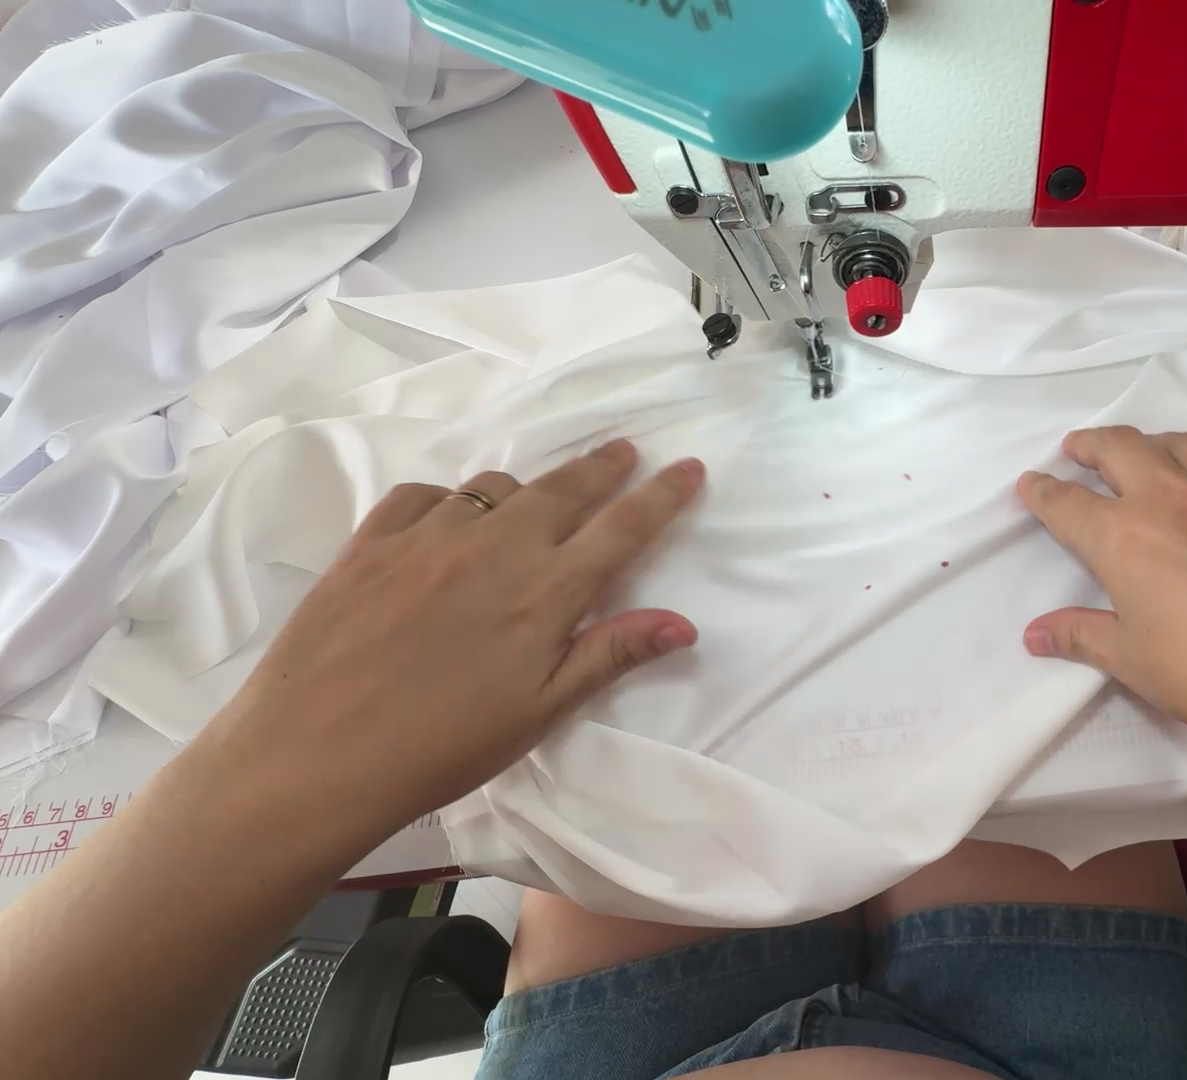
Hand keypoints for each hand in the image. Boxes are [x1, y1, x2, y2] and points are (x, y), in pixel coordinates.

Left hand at [204, 440, 703, 837]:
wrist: (308, 762)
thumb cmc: (445, 745)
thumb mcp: (544, 709)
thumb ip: (614, 654)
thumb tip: (686, 623)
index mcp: (546, 593)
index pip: (624, 529)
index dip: (664, 495)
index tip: (690, 466)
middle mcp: (495, 549)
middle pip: (566, 488)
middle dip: (604, 465)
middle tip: (625, 450)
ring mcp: (428, 539)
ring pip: (496, 487)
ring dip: (528, 488)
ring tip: (534, 506)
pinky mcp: (369, 544)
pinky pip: (422, 495)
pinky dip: (449, 499)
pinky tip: (448, 521)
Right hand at [1019, 427, 1186, 754]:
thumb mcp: (1132, 659)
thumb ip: (1080, 635)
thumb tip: (1034, 635)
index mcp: (1123, 535)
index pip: (1066, 503)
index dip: (1041, 492)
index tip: (1030, 484)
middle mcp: (1171, 498)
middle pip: (1120, 448)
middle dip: (1090, 444)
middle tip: (1077, 447)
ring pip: (1181, 444)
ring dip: (1152, 443)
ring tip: (1144, 452)